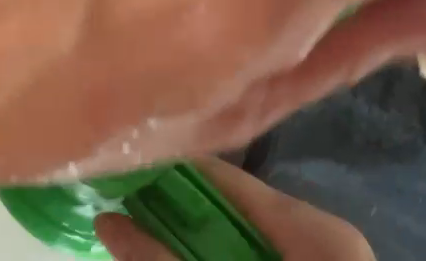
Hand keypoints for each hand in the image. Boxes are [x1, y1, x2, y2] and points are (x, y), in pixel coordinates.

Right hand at [95, 158, 371, 259]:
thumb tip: (106, 222)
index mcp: (313, 228)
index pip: (215, 172)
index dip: (158, 172)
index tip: (112, 180)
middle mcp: (320, 236)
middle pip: (223, 208)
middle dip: (172, 218)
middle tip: (126, 228)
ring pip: (236, 240)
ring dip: (191, 247)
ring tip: (149, 253)